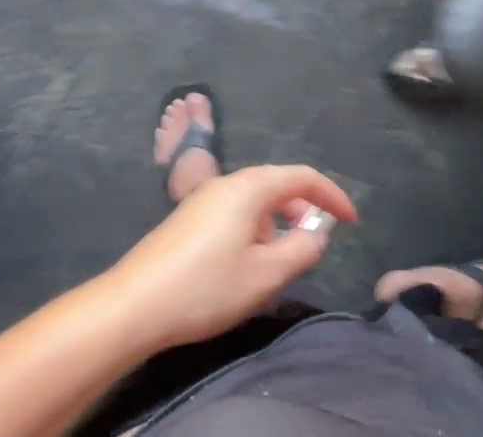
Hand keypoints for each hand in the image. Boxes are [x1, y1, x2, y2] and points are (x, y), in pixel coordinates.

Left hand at [108, 165, 356, 350]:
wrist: (131, 307)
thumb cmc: (205, 287)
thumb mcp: (264, 275)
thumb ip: (300, 251)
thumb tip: (317, 235)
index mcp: (248, 188)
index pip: (302, 176)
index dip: (331, 195)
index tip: (351, 220)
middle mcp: (225, 184)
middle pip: (276, 184)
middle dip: (303, 210)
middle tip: (316, 243)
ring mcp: (201, 201)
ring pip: (253, 203)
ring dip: (276, 225)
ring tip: (279, 264)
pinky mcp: (186, 222)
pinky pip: (233, 215)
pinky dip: (253, 231)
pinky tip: (245, 268)